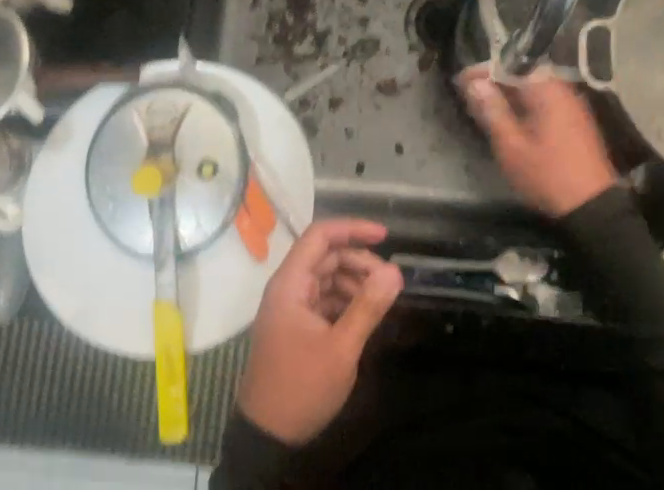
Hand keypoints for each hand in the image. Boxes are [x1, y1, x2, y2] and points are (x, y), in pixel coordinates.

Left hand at [236, 218, 403, 445]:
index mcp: (290, 284)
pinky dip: (347, 301)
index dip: (352, 229)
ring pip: (327, 278)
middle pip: (326, 256)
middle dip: (359, 261)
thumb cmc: (301, 386)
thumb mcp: (341, 347)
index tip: (386, 237)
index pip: (320, 236)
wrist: (268, 434)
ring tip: (381, 300)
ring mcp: (291, 308)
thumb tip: (395, 271)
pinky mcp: (297, 327)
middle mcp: (288, 289)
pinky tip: (366, 315)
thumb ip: (368, 306)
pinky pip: (325, 299)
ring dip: (355, 282)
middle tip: (389, 281)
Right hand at [457, 66, 617, 217]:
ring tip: (485, 107)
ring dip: (509, 94)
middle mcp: (562, 89)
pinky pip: (544, 101)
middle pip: (523, 74)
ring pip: (533, 89)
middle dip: (495, 82)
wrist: (592, 206)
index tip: (459, 82)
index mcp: (546, 90)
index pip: (509, 66)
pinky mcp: (575, 120)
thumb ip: (492, 111)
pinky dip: (524, 105)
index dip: (482, 72)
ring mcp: (572, 104)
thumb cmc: (547, 175)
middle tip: (470, 95)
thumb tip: (474, 83)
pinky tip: (511, 120)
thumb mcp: (511, 146)